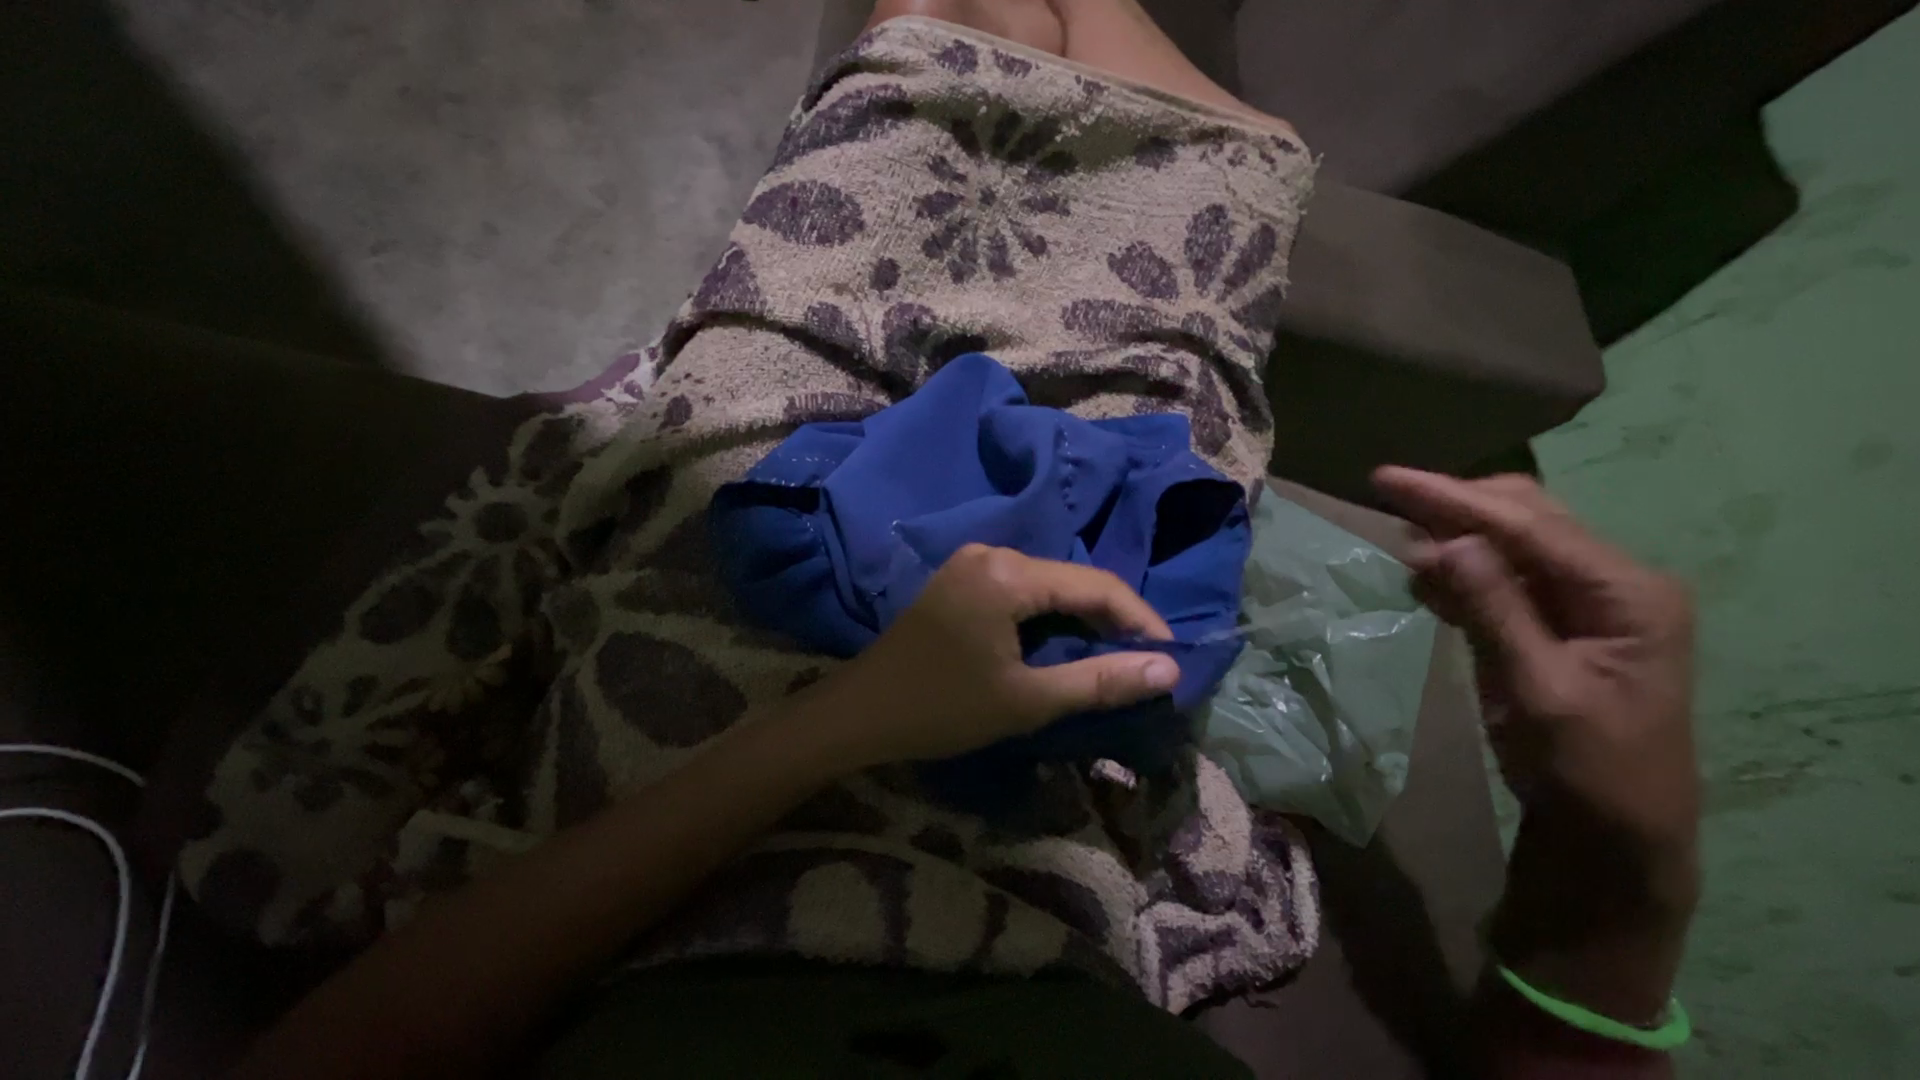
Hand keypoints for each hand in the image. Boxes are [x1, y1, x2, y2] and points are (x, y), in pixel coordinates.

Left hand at [803, 544, 1181, 769]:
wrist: (859, 713)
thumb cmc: (942, 708)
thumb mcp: (1026, 700)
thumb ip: (1100, 681)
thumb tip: (1169, 669)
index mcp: (1007, 573)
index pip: (1096, 584)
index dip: (1141, 618)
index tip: (1170, 656)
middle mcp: (990, 553)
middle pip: (1071, 579)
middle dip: (1113, 619)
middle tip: (1146, 660)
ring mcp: (970, 564)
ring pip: (1047, 585)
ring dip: (1082, 619)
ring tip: (1115, 657)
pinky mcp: (959, 581)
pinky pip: (1020, 591)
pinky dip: (1049, 617)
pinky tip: (1065, 645)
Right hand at [1373, 467, 1699, 1021]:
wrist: (1615, 838)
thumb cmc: (1588, 769)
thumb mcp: (1538, 690)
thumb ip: (1494, 610)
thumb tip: (1442, 543)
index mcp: (1627, 593)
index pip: (1529, 526)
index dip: (1454, 499)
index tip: (1387, 479)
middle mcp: (1614, 585)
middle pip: (1527, 519)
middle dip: (1456, 505)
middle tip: (1388, 498)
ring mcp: (1587, 605)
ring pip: (1513, 544)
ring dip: (1456, 535)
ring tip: (1399, 533)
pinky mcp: (1558, 627)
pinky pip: (1505, 581)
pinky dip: (1463, 572)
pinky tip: (1425, 574)